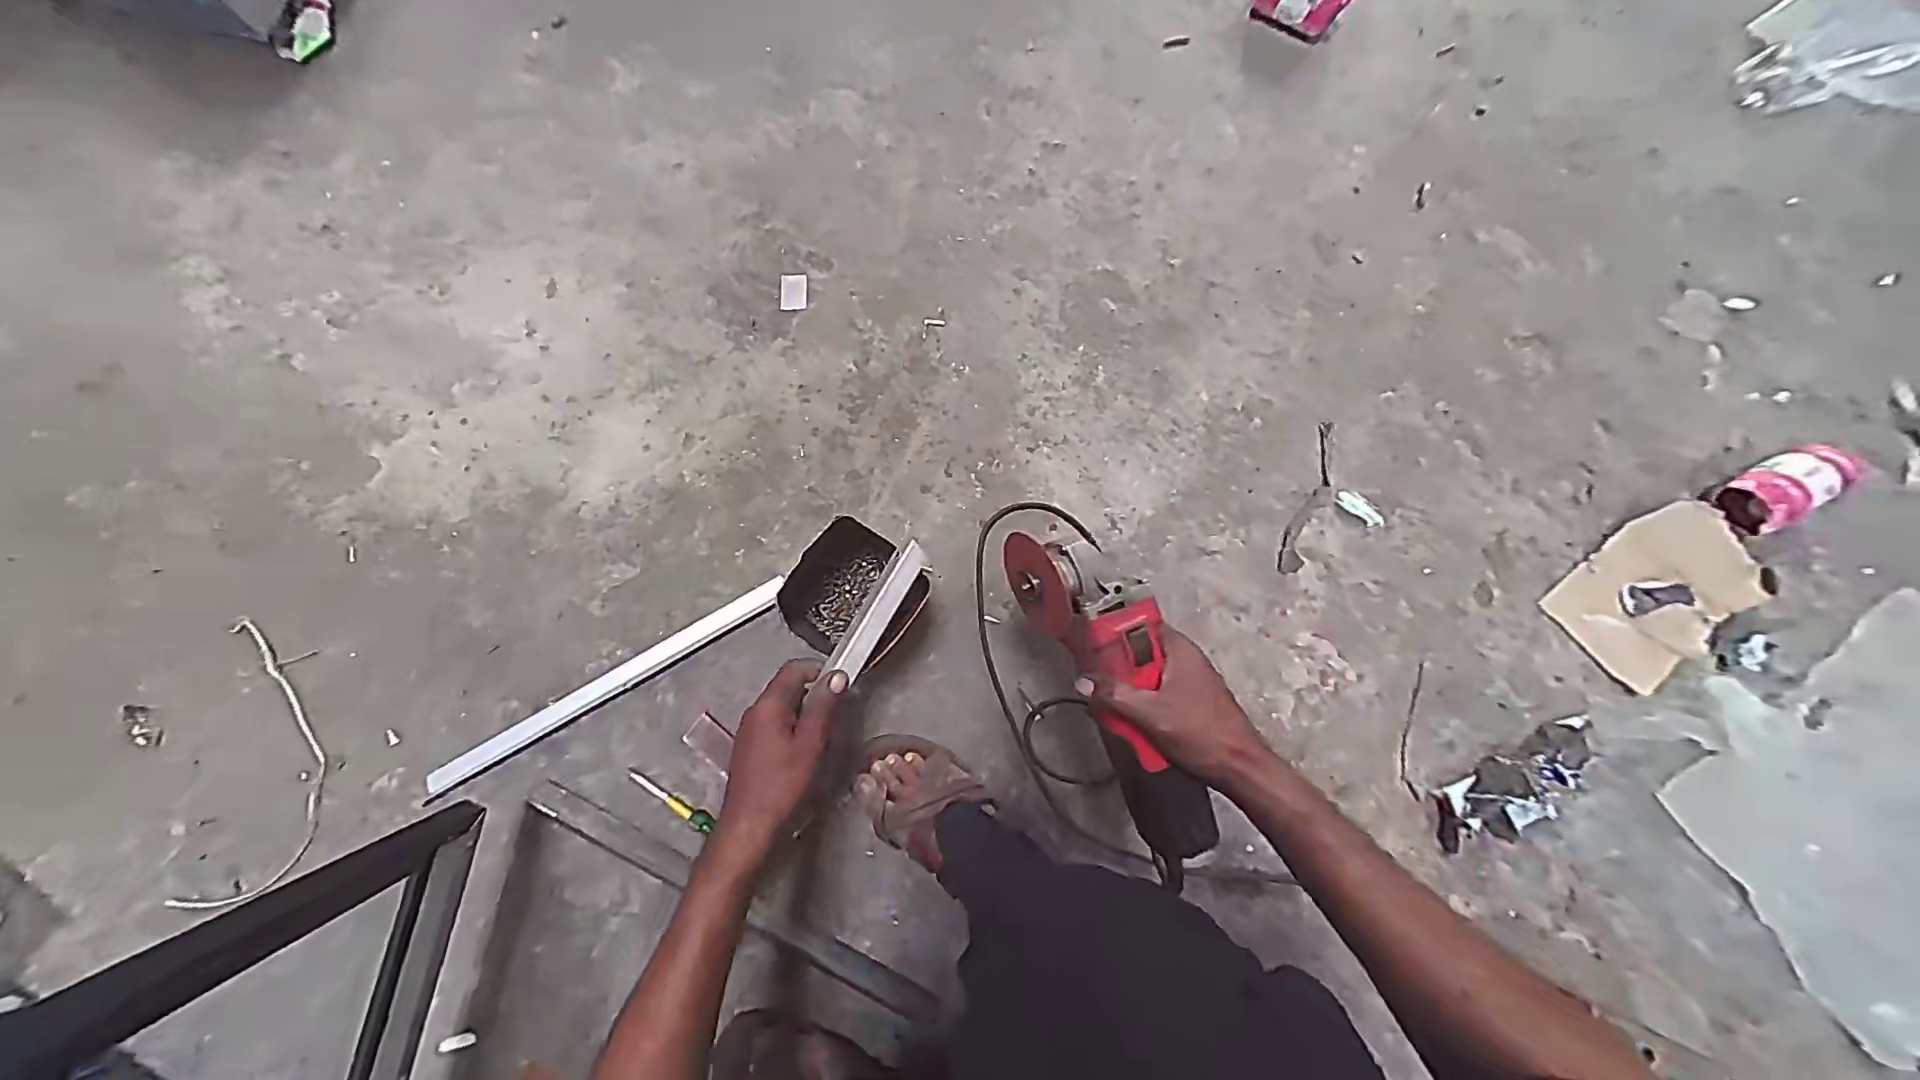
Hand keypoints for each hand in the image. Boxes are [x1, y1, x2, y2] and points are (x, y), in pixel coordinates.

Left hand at [715, 660, 847, 859]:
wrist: (749, 827)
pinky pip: (775, 726)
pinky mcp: (750, 748)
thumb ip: (824, 706)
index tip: (839, 685)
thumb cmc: (780, 787)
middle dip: (815, 697)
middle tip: (834, 717)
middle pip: (789, 688)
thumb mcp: (811, 743)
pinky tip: (803, 753)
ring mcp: (749, 730)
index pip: (794, 669)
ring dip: (805, 715)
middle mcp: (754, 712)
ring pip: (784, 708)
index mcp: (767, 706)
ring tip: (821, 739)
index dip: (820, 670)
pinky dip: (793, 731)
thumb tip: (836, 677)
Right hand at [1082, 628, 1273, 788]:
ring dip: (1129, 691)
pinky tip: (1133, 724)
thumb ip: (1114, 695)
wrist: (1239, 769)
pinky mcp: (1191, 702)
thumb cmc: (1200, 733)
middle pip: (1140, 653)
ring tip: (1111, 707)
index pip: (1140, 625)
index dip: (1114, 633)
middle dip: (1118, 669)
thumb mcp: (1150, 714)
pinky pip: (1158, 694)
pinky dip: (1144, 705)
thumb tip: (1083, 681)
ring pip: (1148, 677)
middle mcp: (1185, 659)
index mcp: (1179, 650)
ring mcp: (1190, 681)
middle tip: (1097, 684)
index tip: (1092, 647)